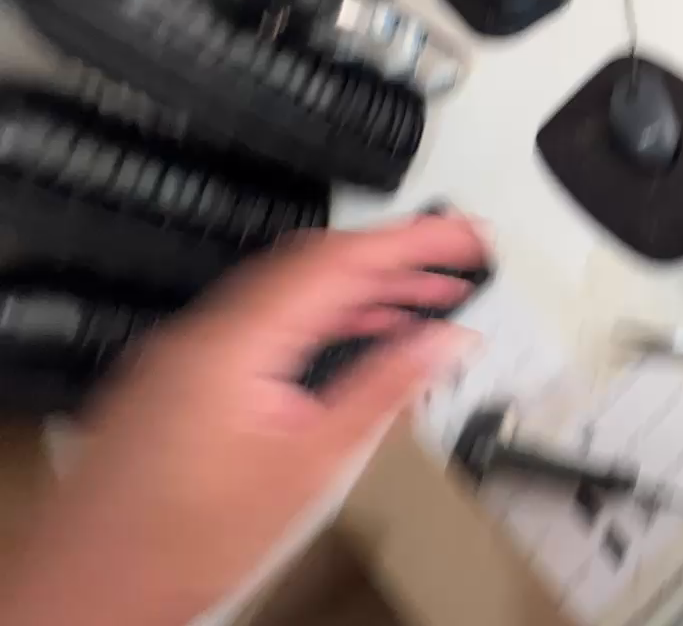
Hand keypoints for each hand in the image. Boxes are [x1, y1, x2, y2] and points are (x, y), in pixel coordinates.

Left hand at [2, 217, 484, 625]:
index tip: (467, 235)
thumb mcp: (310, 463)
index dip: (415, 240)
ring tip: (436, 292)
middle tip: (462, 253)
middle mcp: (206, 338)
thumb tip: (448, 341)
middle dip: (401, 254)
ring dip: (373, 284)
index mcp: (234, 347)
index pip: (341, 261)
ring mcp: (194, 357)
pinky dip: (336, 313)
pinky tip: (377, 329)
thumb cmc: (173, 550)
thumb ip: (387, 389)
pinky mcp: (192, 378)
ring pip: (300, 290)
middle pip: (320, 264)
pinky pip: (278, 321)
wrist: (74, 610)